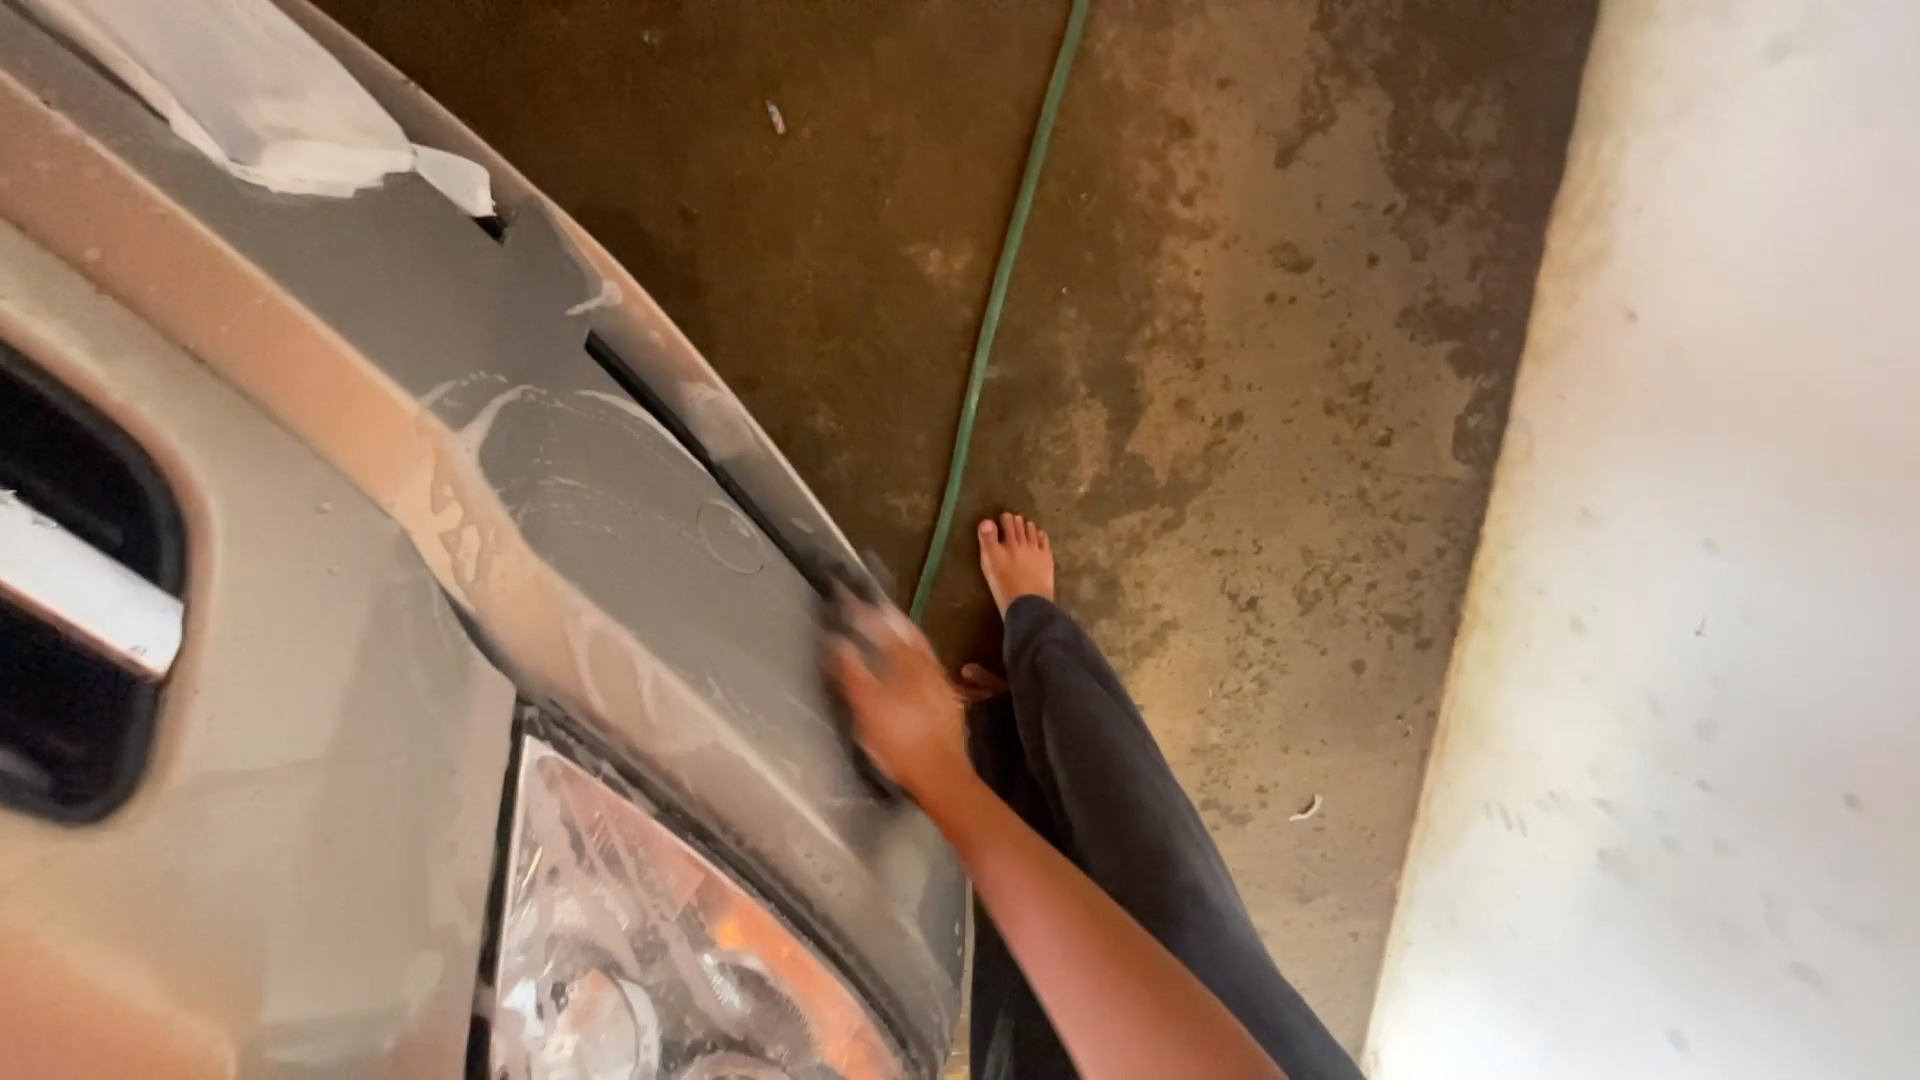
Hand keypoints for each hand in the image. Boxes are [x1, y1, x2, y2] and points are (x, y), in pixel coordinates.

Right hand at [825, 593, 972, 805]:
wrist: (941, 773)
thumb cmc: (899, 740)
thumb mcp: (867, 707)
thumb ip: (852, 671)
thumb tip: (837, 640)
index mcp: (908, 660)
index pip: (883, 624)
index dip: (865, 611)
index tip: (850, 598)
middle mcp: (928, 664)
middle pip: (908, 632)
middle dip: (889, 619)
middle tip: (872, 610)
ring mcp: (941, 682)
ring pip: (920, 649)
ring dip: (902, 637)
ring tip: (887, 634)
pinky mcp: (947, 700)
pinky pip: (928, 668)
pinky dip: (913, 659)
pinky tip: (907, 670)